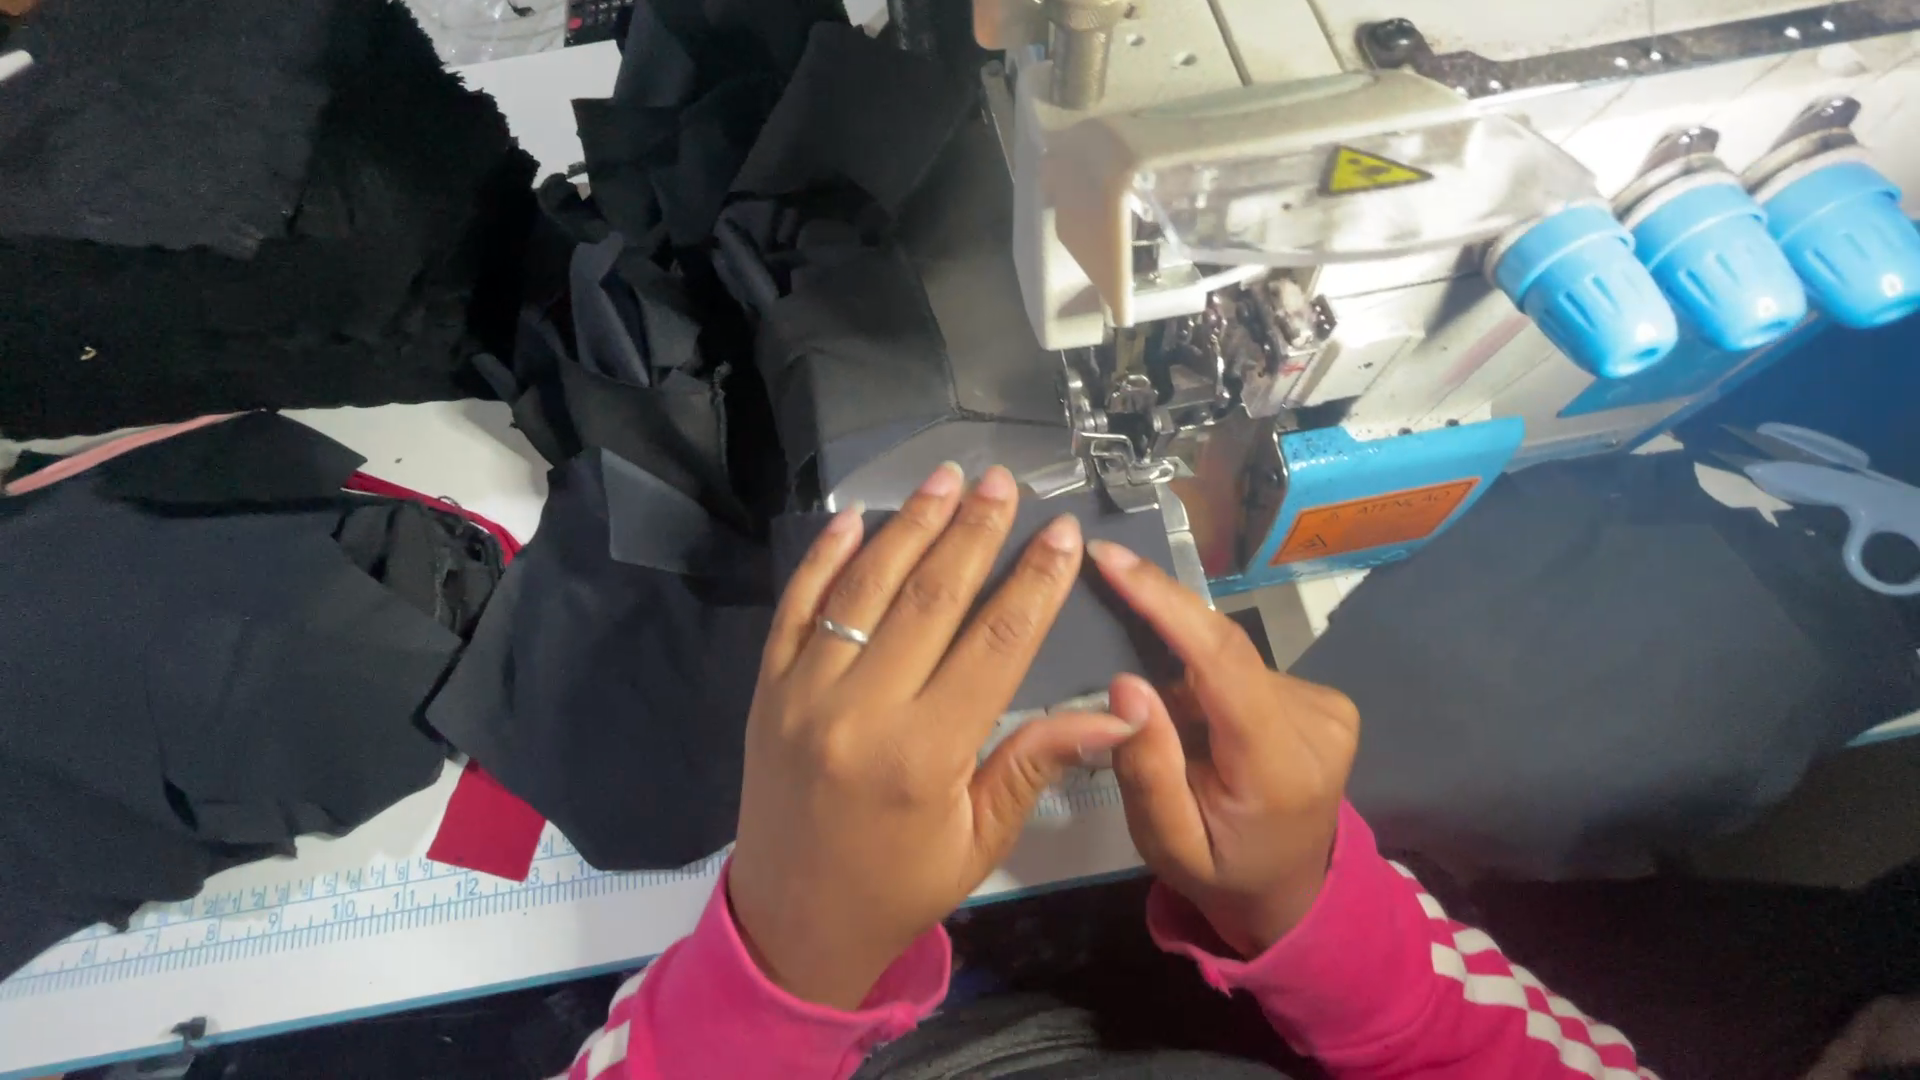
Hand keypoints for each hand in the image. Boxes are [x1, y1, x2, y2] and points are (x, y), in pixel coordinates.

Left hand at [728, 464, 1144, 1008]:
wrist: (792, 921)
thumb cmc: (900, 885)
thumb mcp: (981, 839)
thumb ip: (1037, 762)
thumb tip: (1120, 713)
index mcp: (925, 752)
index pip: (995, 642)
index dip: (1035, 581)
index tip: (1061, 532)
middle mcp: (861, 709)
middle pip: (930, 596)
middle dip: (974, 530)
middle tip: (1003, 480)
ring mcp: (804, 690)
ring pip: (864, 587)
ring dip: (910, 525)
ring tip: (946, 478)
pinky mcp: (768, 686)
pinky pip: (796, 606)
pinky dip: (824, 557)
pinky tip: (854, 518)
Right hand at [1089, 541, 1359, 958]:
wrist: (1291, 892)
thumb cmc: (1221, 872)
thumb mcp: (1166, 841)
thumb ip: (1146, 767)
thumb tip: (1126, 680)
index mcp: (1279, 764)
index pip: (1222, 660)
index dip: (1165, 602)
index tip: (1110, 558)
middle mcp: (1318, 722)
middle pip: (1220, 650)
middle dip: (1160, 637)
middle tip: (1108, 618)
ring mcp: (1328, 706)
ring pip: (1227, 657)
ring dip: (1184, 675)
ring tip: (1169, 728)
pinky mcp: (1324, 699)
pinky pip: (1242, 668)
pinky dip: (1206, 683)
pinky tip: (1201, 723)